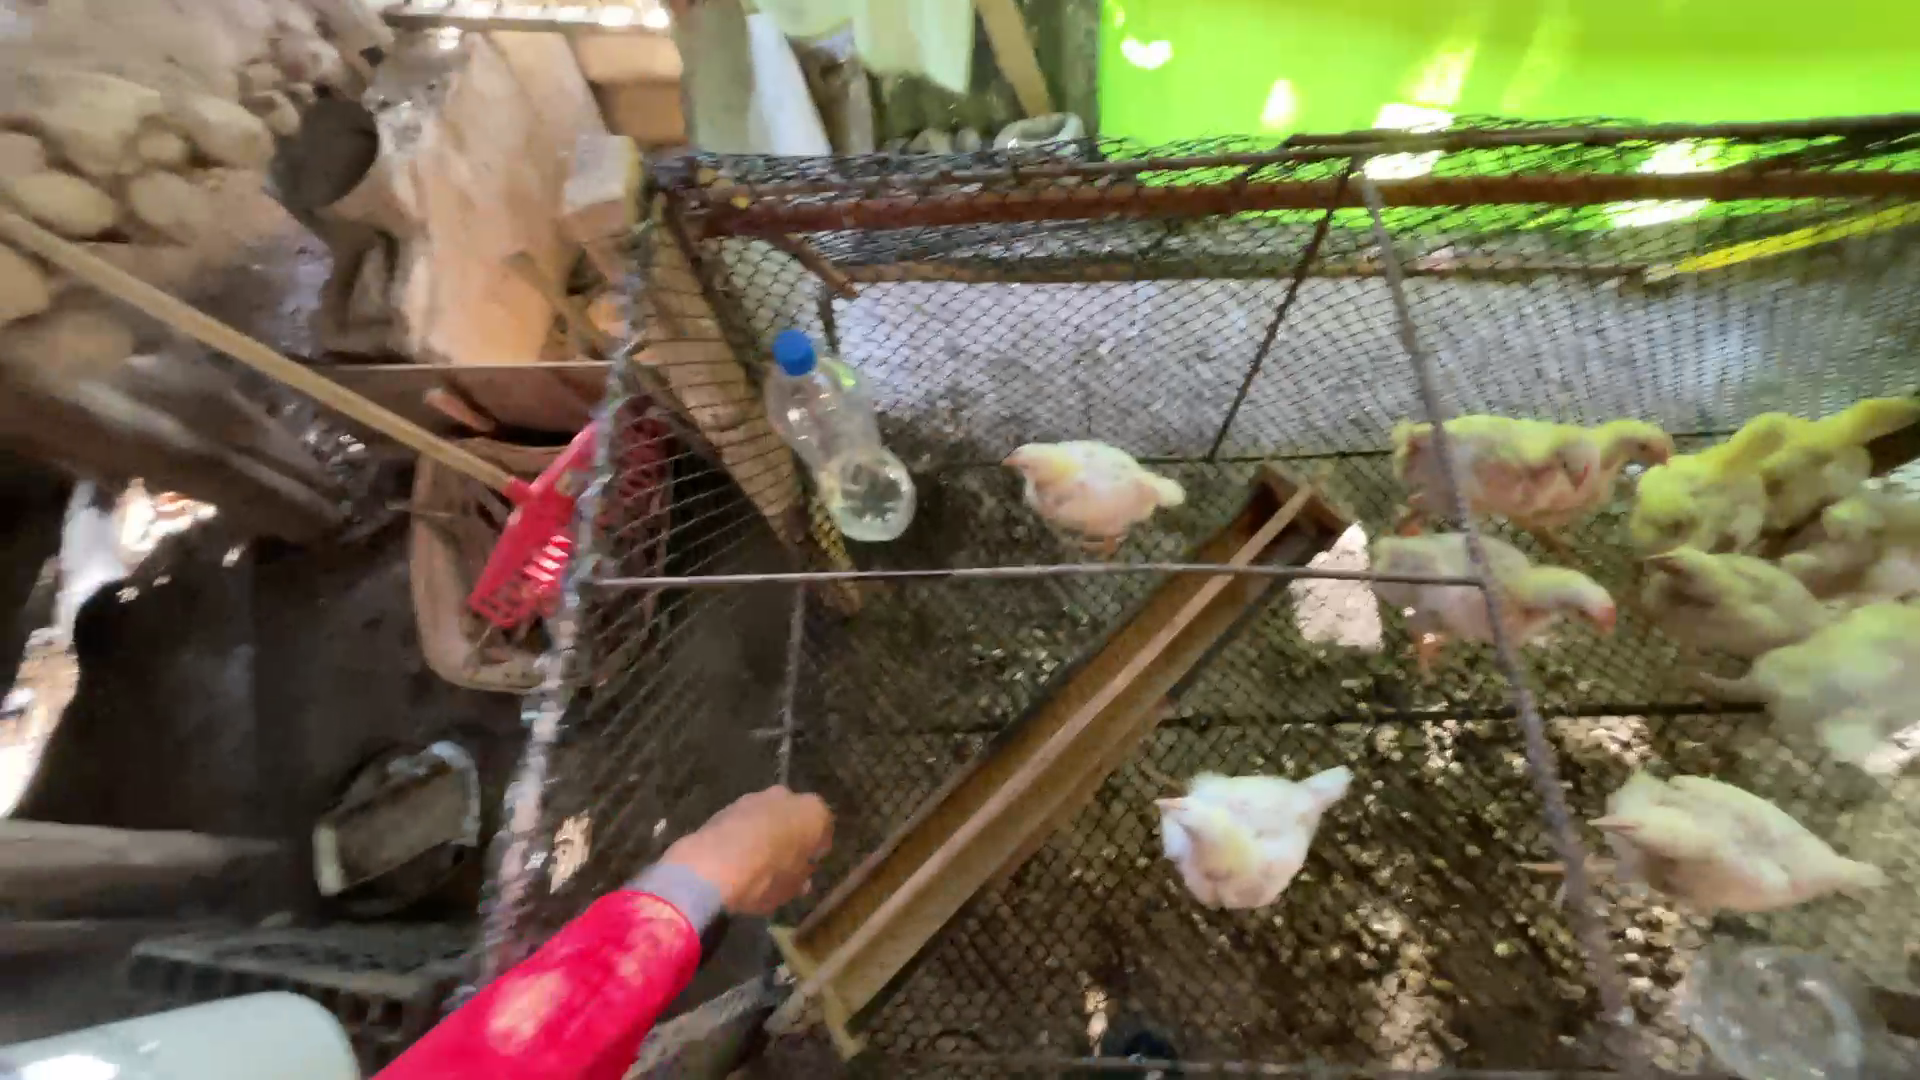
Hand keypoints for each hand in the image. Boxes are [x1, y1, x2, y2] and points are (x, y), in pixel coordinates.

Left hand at [659, 786, 832, 915]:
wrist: (715, 864)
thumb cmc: (768, 877)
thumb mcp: (792, 889)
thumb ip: (800, 879)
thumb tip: (803, 879)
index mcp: (815, 812)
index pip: (823, 829)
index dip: (816, 850)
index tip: (807, 868)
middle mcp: (788, 796)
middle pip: (794, 817)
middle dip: (790, 836)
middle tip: (782, 863)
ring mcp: (756, 797)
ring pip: (767, 816)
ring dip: (764, 834)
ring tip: (753, 863)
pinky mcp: (727, 806)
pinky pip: (743, 822)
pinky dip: (742, 835)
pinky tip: (733, 859)